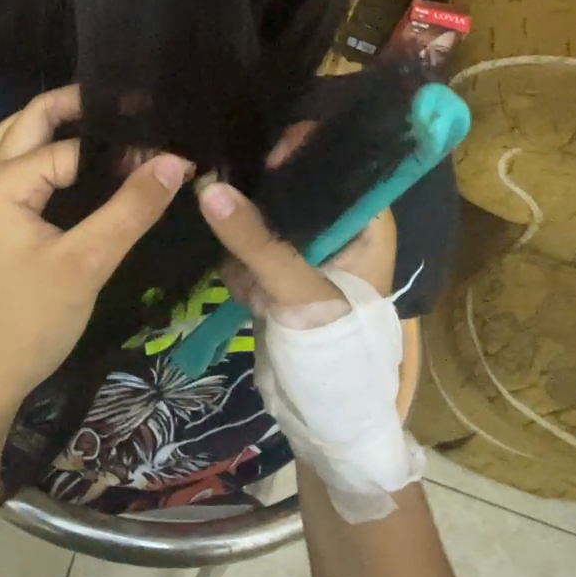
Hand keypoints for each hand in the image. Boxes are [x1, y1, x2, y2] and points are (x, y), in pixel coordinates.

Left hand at [0, 86, 191, 422]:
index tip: (167, 148)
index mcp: (5, 182)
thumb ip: (130, 209)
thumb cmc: (29, 319)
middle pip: (30, 121)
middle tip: (130, 109)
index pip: (71, 146)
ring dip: (58, 128)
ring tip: (110, 130)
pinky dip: (51, 157)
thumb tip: (176, 160)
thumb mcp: (86, 263)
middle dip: (75, 106)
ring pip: (21, 144)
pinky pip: (23, 172)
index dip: (119, 146)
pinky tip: (84, 173)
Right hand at [197, 180, 420, 521]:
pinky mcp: (279, 277)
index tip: (267, 164)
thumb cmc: (338, 356)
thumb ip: (255, 240)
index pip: (338, 163)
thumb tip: (209, 188)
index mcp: (366, 226)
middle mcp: (338, 233)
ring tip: (253, 287)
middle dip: (259, 213)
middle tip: (240, 228)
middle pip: (289, 189)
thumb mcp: (299, 293)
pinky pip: (246, 252)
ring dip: (245, 252)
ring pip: (259, 220)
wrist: (325, 423)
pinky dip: (240, 273)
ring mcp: (305, 256)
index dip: (303, 153)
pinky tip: (248, 300)